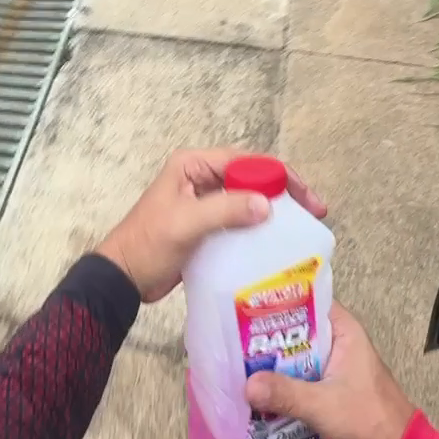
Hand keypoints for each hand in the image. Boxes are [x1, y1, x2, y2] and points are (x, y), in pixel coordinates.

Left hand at [95, 147, 326, 302]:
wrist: (124, 277)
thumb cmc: (149, 245)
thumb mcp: (186, 224)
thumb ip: (225, 210)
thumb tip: (267, 206)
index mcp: (193, 165)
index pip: (246, 161)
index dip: (280, 176)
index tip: (306, 198)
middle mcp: (200, 176)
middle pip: (251, 176)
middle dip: (283, 191)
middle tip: (314, 212)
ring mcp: (203, 200)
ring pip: (247, 198)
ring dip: (273, 209)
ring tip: (301, 227)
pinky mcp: (206, 224)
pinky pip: (239, 219)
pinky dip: (258, 226)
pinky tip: (276, 242)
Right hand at [244, 303, 414, 438]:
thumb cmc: (370, 423)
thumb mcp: (326, 406)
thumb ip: (287, 394)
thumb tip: (247, 385)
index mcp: (345, 331)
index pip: (307, 301)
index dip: (277, 301)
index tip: (245, 304)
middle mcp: (337, 343)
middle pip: (295, 330)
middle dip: (266, 336)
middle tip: (231, 337)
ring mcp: (330, 368)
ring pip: (293, 356)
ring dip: (270, 362)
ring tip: (234, 361)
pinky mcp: (325, 390)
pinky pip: (295, 377)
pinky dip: (278, 382)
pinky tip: (253, 387)